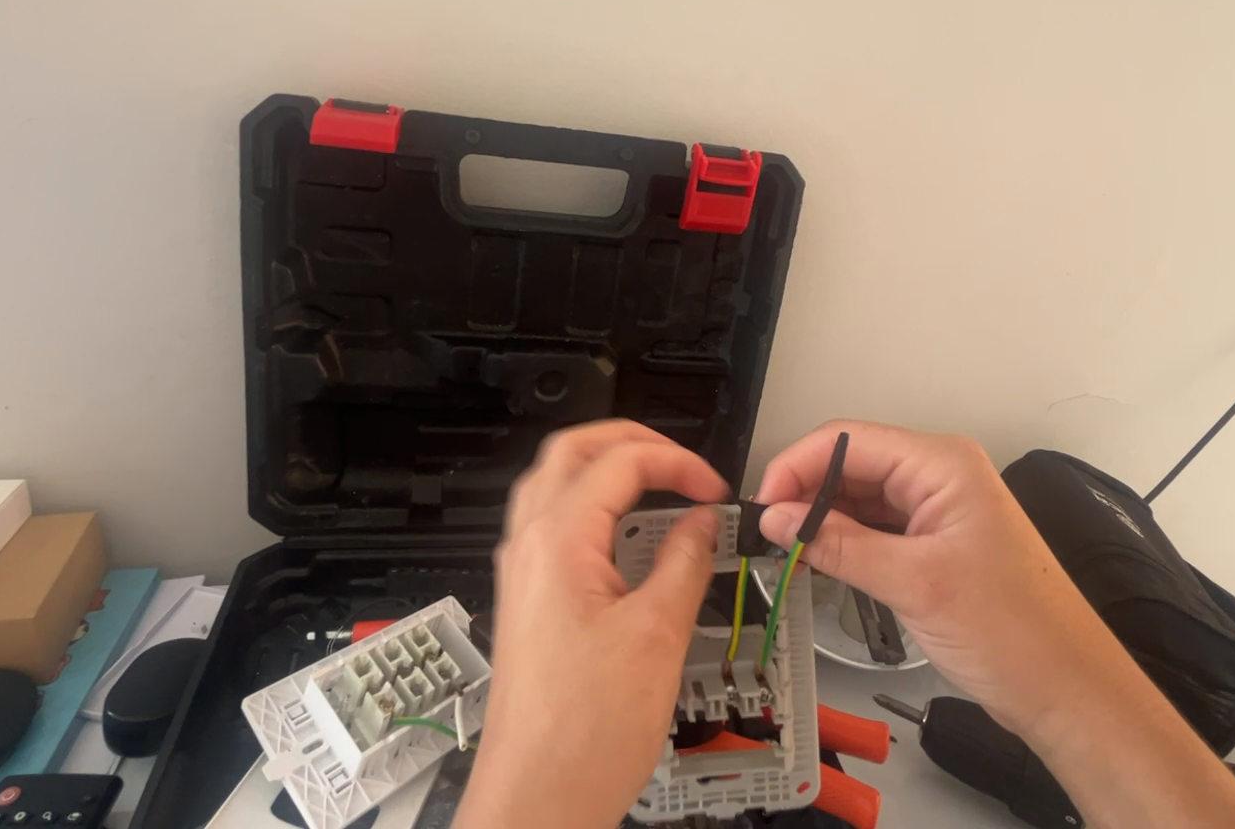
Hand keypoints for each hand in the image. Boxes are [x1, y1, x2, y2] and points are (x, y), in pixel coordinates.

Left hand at [456, 421, 728, 828]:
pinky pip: (553, 522)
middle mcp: (529, 545)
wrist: (535, 800)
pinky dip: (592, 505)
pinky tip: (624, 533)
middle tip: (678, 459)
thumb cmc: (581, 735)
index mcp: (557, 541)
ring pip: (554, 482)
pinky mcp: (528, 597)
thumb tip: (703, 523)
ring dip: (604, 467)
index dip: (676, 463)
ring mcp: (522, 570)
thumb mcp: (656, 636)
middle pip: (570, 451)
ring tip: (653, 480)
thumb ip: (684, 562)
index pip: (619, 462)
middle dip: (629, 441)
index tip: (712, 490)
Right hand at [755, 421, 1234, 828]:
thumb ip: (836, 544)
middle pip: (850, 463)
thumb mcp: (912, 583)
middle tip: (769, 531)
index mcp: (940, 463)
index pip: (847, 440)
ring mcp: (936, 505)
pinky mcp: (934, 537)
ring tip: (786, 546)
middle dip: (806, 492)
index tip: (763, 504)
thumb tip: (775, 518)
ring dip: (822, 517)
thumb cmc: (1013, 632)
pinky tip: (818, 556)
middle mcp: (937, 473)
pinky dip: (844, 537)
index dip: (797, 465)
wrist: (1072, 694)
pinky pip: (875, 523)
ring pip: (859, 494)